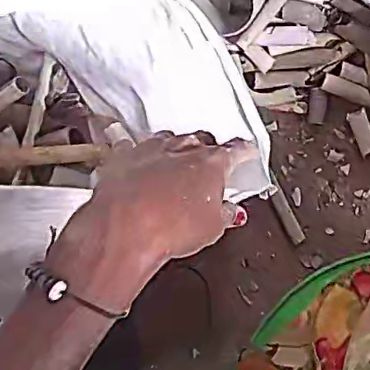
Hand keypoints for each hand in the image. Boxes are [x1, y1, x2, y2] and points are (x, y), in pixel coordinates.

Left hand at [46, 132, 257, 310]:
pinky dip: (141, 157)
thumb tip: (230, 211)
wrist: (123, 229)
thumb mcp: (212, 229)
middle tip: (208, 170)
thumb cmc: (167, 227)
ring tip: (175, 171)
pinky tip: (140, 169)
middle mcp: (183, 148)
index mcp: (212, 162)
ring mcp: (153, 149)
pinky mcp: (124, 155)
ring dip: (175, 151)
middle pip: (202, 140)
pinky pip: (136, 148)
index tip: (246, 152)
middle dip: (207, 151)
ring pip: (170, 140)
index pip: (236, 149)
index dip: (244, 151)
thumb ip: (226, 213)